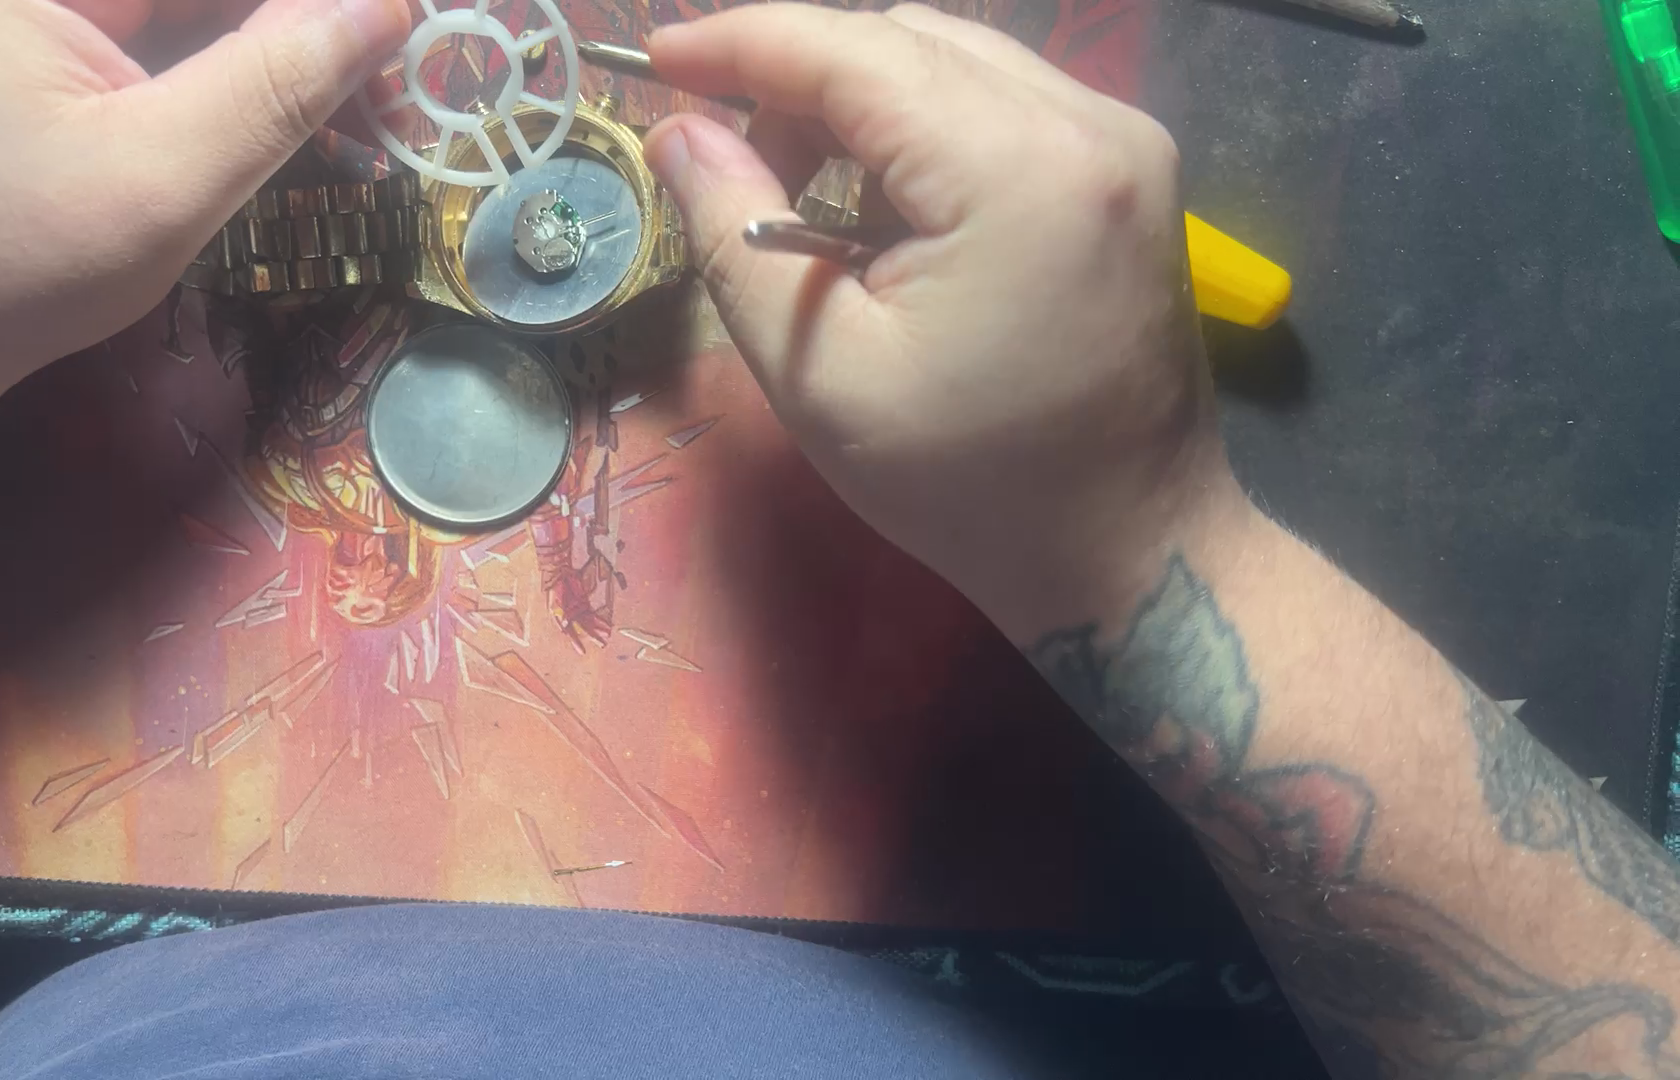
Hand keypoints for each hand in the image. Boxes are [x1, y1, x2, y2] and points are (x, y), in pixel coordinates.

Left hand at [0, 0, 407, 458]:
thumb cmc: (27, 261)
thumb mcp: (166, 179)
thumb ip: (273, 92)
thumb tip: (383, 15)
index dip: (316, 5)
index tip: (401, 30)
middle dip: (300, 28)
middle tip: (388, 78)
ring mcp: (25, 2)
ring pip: (188, 13)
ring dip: (276, 52)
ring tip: (358, 104)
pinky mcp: (36, 37)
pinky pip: (159, 35)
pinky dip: (233, 71)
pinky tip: (291, 110)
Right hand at [644, 4, 1246, 634]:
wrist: (1118, 549)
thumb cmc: (960, 486)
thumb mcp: (819, 374)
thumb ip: (735, 242)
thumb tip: (681, 139)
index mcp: (1018, 171)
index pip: (856, 53)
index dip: (742, 43)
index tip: (659, 57)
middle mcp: (1090, 125)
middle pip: (908, 47)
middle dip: (800, 87)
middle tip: (735, 172)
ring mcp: (1123, 149)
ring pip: (955, 75)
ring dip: (857, 121)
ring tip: (806, 214)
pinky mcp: (1125, 185)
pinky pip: (998, 120)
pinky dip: (918, 151)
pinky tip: (886, 228)